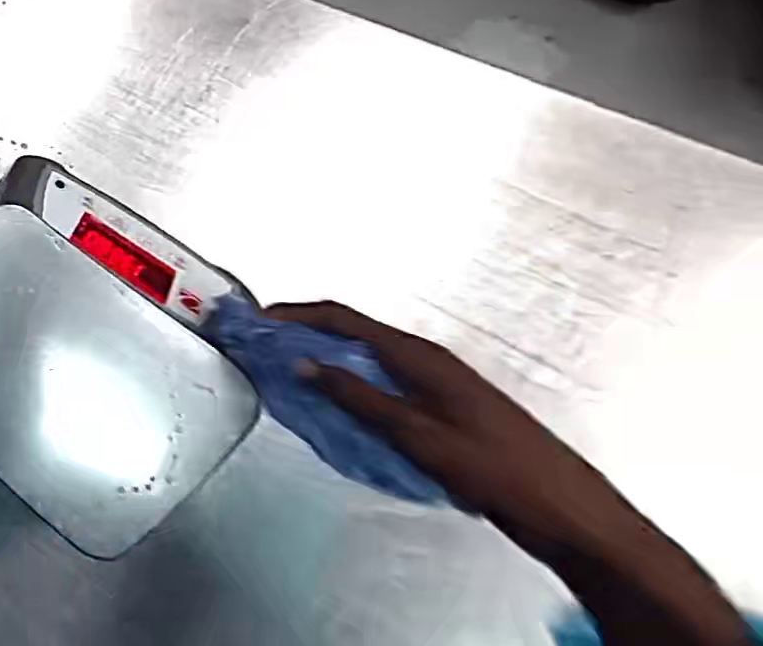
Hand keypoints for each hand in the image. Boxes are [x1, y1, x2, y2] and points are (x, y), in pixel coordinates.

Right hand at [270, 302, 749, 645]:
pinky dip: (344, 379)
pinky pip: (376, 379)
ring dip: (321, 356)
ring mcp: (433, 381)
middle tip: (264, 344)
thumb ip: (356, 396)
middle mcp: (424, 359)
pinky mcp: (437, 404)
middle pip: (349, 331)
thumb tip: (302, 363)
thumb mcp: (417, 434)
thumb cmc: (500, 472)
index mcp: (417, 355)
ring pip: (361, 355)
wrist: (578, 521)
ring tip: (286, 369)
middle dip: (301, 332)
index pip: (341, 317)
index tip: (257, 320)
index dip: (294, 313)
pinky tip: (330, 398)